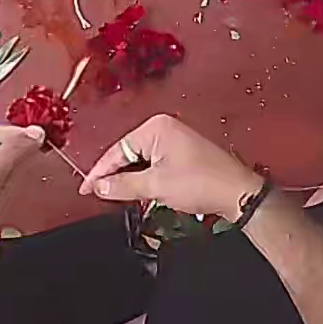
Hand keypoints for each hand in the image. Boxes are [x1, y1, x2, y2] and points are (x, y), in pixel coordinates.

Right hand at [79, 115, 261, 220]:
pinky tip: (140, 191)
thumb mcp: (156, 186)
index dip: (100, 172)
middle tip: (98, 194)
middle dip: (115, 175)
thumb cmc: (200, 183)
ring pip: (142, 159)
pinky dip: (146, 176)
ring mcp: (176, 138)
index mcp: (157, 127)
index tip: (85, 188)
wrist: (237, 192)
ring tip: (116, 195)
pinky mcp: (184, 152)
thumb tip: (99, 186)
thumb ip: (122, 186)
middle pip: (128, 153)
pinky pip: (156, 162)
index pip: (118, 149)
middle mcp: (165, 127)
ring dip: (131, 178)